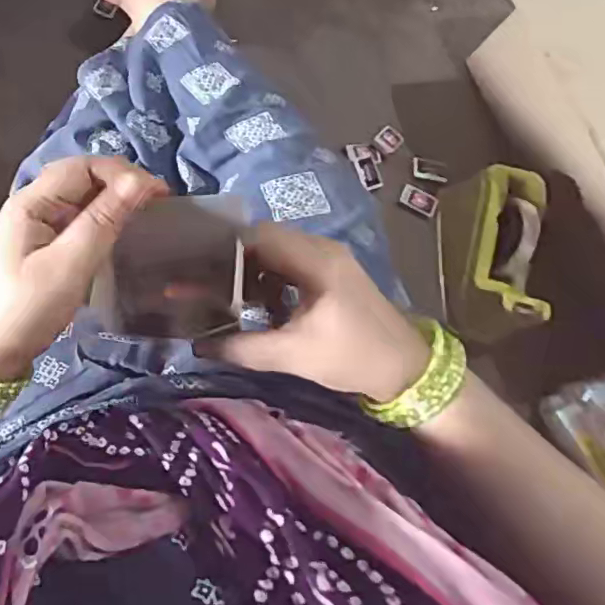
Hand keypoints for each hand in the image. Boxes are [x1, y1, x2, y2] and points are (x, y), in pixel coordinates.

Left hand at [0, 157, 166, 379]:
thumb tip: (139, 181)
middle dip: (121, 184)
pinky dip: (104, 222)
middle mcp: (33, 206)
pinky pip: (79, 222)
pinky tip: (122, 235)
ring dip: (115, 202)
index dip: (123, 173)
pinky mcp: (44, 248)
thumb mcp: (69, 264)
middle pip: (82, 177)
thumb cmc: (27, 308)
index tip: (159, 196)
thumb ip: (103, 221)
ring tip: (147, 217)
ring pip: (82, 199)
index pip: (83, 166)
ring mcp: (38, 227)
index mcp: (31, 202)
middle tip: (158, 205)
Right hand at [207, 224, 430, 400]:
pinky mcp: (334, 270)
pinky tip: (264, 303)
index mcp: (315, 261)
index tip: (203, 270)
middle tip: (213, 285)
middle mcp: (322, 248)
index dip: (227, 249)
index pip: (259, 235)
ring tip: (235, 296)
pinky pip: (292, 260)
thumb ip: (242, 348)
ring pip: (278, 249)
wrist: (406, 369)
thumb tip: (198, 345)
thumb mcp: (292, 356)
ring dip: (254, 268)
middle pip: (266, 238)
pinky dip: (272, 275)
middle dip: (237, 260)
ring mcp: (330, 257)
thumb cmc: (352, 357)